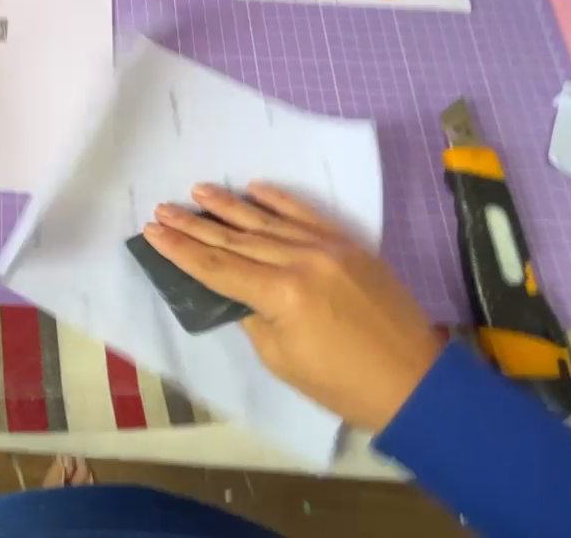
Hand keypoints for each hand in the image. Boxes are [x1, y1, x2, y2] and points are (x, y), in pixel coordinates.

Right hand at [143, 183, 442, 431]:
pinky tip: (252, 186)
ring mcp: (325, 247)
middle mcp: (299, 261)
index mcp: (280, 294)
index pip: (216, 266)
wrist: (419, 384)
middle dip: (193, 224)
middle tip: (162, 208)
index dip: (180, 250)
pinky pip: (305, 212)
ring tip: (196, 190)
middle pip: (233, 238)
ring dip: (226, 204)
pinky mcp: (347, 243)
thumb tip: (236, 288)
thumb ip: (252, 314)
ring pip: (263, 219)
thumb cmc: (343, 385)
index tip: (151, 232)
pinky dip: (277, 198)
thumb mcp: (281, 358)